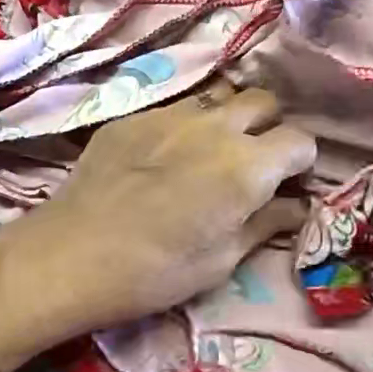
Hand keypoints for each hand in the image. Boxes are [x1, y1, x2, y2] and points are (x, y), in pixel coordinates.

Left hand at [0, 85, 315, 370]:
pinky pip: (170, 110)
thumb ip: (263, 223)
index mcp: (248, 165)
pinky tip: (158, 159)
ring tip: (206, 154)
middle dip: (267, 128)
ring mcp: (167, 115)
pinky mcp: (128, 118)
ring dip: (223, 120)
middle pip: (262, 102)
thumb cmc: (153, 273)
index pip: (301, 140)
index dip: (299, 163)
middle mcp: (214, 126)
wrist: (70, 256)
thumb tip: (294, 205)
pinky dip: (179, 127)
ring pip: (215, 98)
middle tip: (251, 163)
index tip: (286, 184)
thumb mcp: (219, 260)